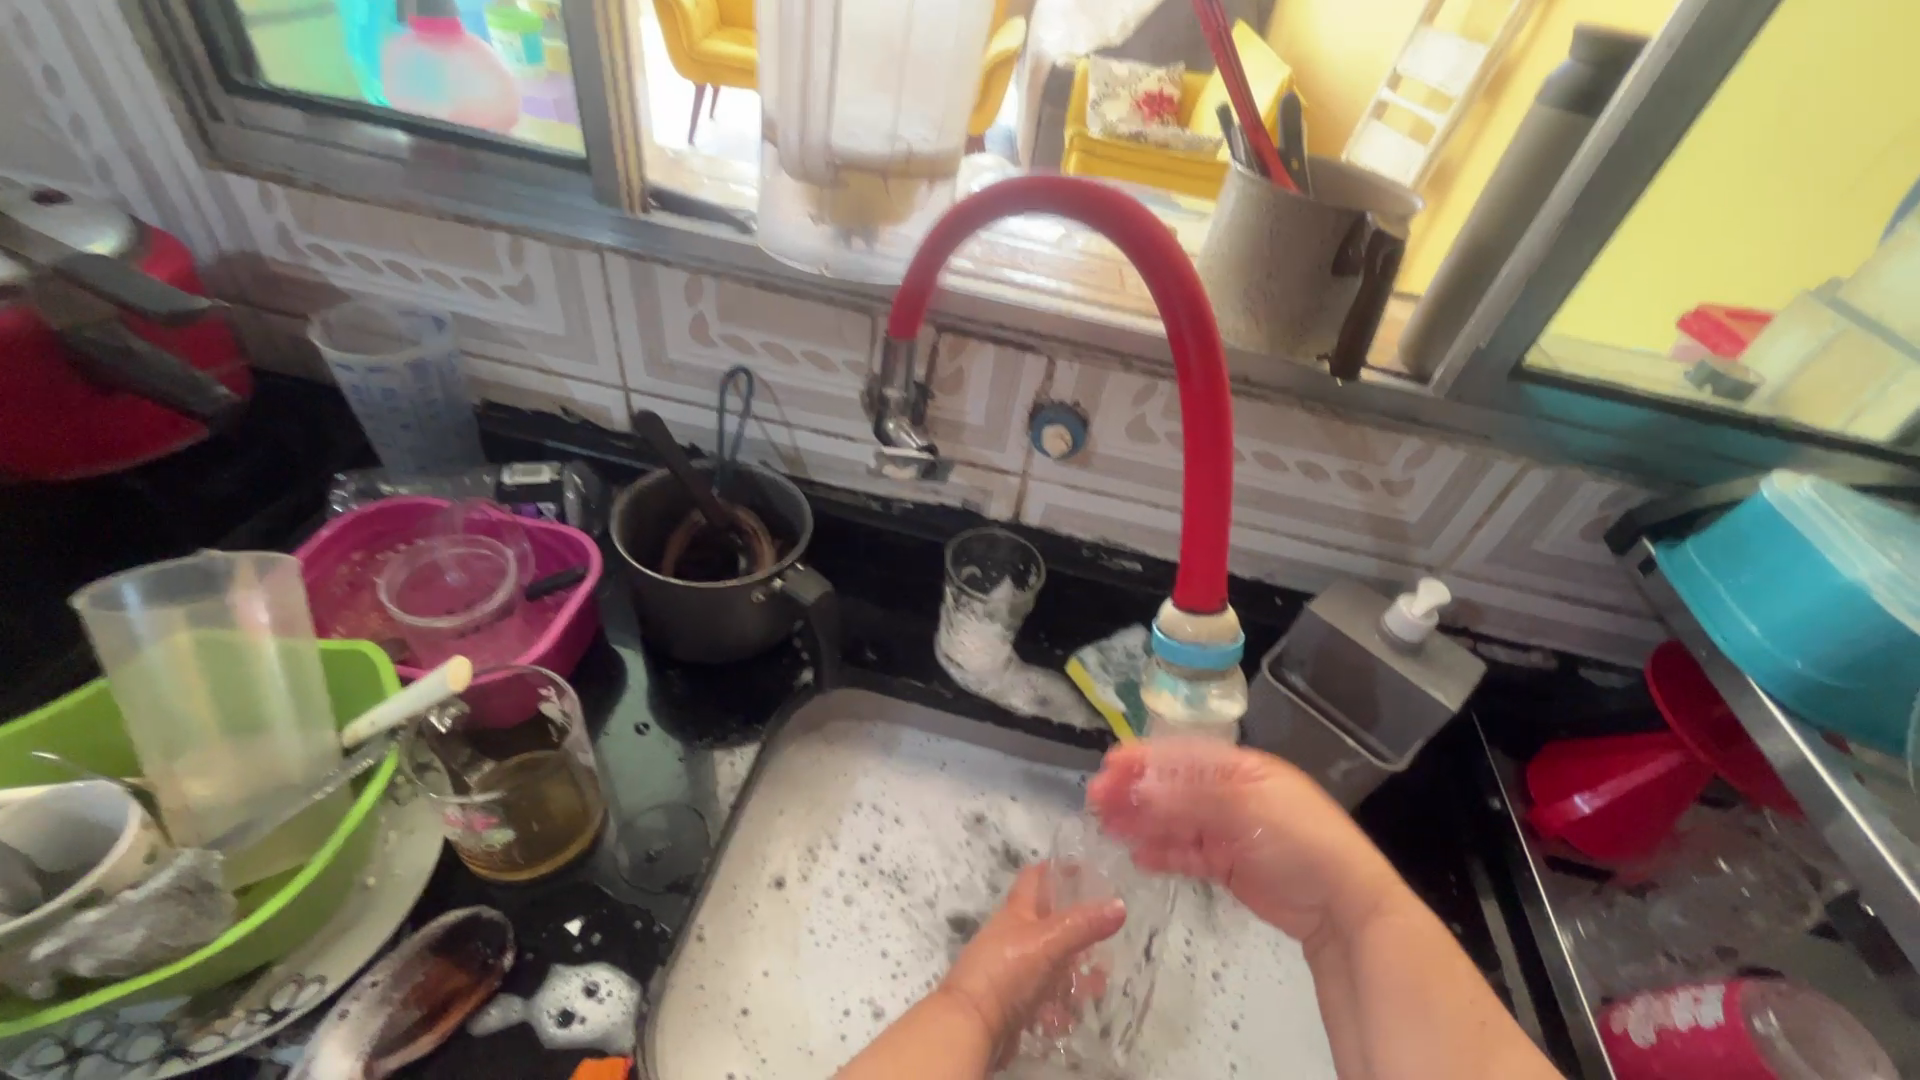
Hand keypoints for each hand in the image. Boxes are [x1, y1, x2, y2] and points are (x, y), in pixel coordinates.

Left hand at [936, 863, 1126, 1064]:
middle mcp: (1011, 937)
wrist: (969, 1026)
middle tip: (1104, 938)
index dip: (1054, 869)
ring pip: (1048, 964)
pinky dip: (1058, 1005)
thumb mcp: (1048, 943)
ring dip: (1072, 973)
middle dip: (1075, 930)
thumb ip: (1083, 925)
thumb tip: (1120, 904)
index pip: (1034, 879)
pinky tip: (1071, 1015)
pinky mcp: (1011, 1004)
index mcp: (1015, 913)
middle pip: (1045, 924)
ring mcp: (1009, 971)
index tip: (1081, 868)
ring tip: (1099, 983)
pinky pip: (1041, 999)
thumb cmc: (1006, 972)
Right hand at [1085, 738, 1398, 943]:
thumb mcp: (1248, 809)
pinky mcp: (1228, 865)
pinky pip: (1187, 853)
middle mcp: (1232, 795)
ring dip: (1141, 821)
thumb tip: (1139, 789)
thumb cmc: (1302, 842)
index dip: (1145, 759)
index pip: (1183, 757)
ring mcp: (1229, 831)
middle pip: (1173, 789)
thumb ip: (1191, 798)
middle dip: (1135, 792)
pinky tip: (1138, 855)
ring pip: (1175, 821)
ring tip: (1107, 827)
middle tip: (1096, 800)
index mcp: (1241, 769)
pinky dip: (1163, 852)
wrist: (1346, 907)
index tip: (1109, 765)